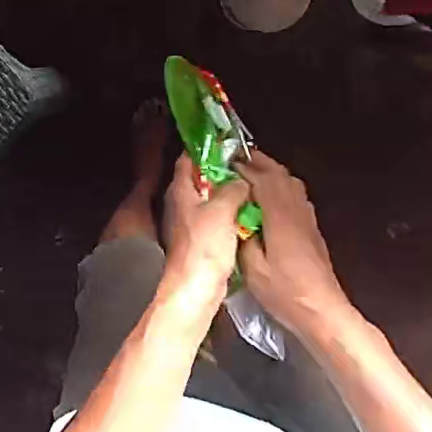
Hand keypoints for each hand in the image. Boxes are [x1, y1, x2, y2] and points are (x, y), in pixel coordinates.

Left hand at [160, 154, 249, 303]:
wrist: (196, 289)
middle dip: (220, 170)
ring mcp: (191, 222)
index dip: (203, 148)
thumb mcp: (222, 210)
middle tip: (244, 164)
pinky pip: (216, 218)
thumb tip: (241, 179)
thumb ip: (232, 189)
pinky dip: (229, 212)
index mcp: (181, 191)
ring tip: (250, 185)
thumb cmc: (204, 246)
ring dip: (227, 192)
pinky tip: (247, 212)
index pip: (187, 159)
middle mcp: (182, 204)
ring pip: (210, 199)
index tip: (224, 142)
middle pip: (200, 178)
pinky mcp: (201, 240)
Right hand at [235, 151, 356, 338]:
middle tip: (238, 158)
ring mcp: (307, 219)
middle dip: (259, 162)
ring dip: (272, 172)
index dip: (244, 168)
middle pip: (280, 174)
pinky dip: (281, 186)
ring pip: (291, 183)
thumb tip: (237, 222)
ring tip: (252, 173)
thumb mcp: (253, 269)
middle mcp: (296, 211)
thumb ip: (243, 240)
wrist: (323, 311)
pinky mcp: (312, 229)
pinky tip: (270, 198)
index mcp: (280, 217)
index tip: (226, 162)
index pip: (262, 180)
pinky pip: (296, 195)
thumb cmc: (285, 292)